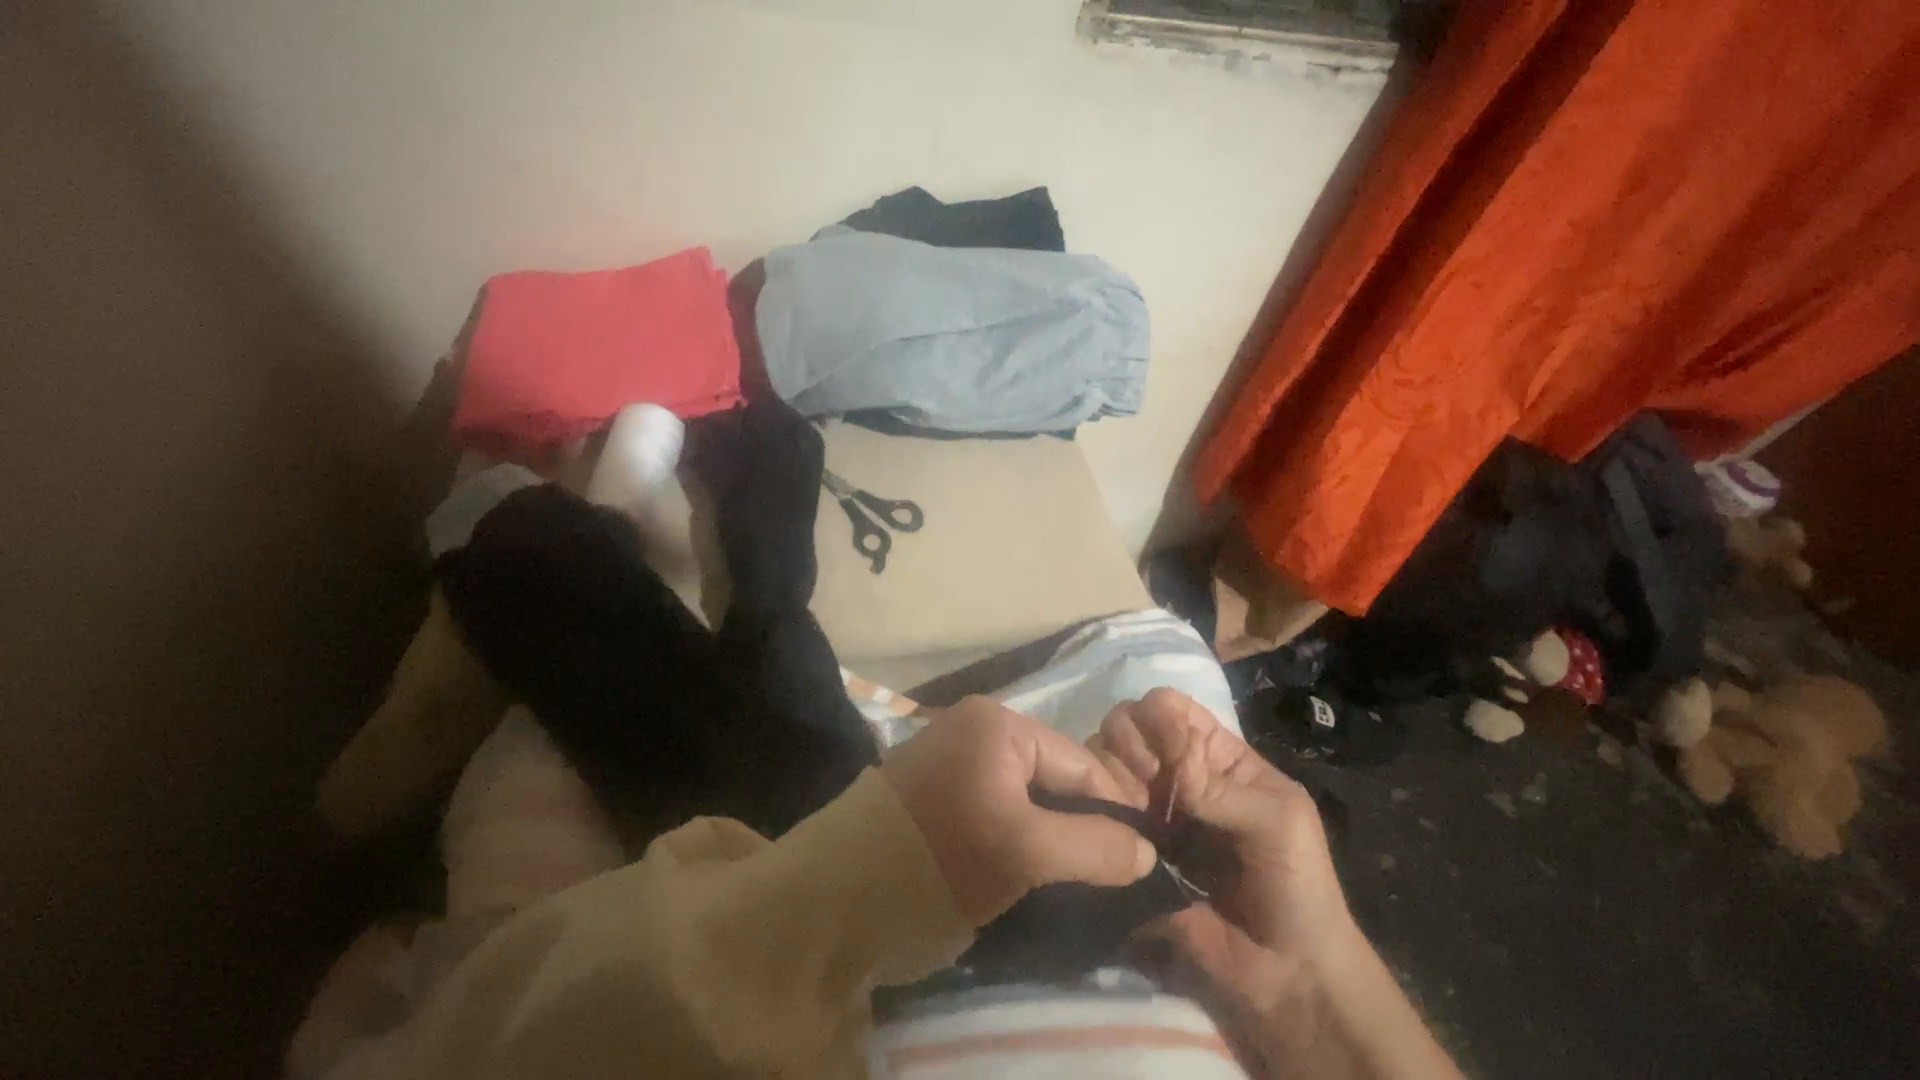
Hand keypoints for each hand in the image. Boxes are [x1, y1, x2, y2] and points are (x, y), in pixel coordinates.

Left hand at [881, 696, 1156, 925]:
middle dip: (1079, 826)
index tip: (1143, 863)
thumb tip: (1149, 851)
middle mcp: (971, 729)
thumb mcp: (1023, 855)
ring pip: (1023, 800)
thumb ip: (1093, 847)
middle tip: (1105, 880)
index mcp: (996, 724)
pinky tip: (1020, 875)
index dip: (1116, 814)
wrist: (824, 906)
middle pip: (1052, 779)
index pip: (1082, 764)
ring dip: (1046, 838)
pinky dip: (1013, 841)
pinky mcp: (928, 797)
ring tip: (1066, 883)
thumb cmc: (933, 865)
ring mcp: (945, 762)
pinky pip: (992, 811)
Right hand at [1091, 689, 1356, 1008]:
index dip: (1157, 717)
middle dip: (1126, 745)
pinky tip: (1112, 834)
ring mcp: (1141, 814)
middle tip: (1147, 785)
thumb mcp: (1279, 821)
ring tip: (1131, 814)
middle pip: (1123, 726)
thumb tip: (1168, 760)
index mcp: (1215, 757)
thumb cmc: (1297, 886)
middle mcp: (1170, 776)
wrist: (1285, 974)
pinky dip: (1095, 814)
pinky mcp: (1121, 853)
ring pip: (1098, 764)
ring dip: (1108, 777)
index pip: (1168, 707)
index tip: (1165, 755)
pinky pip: (1093, 818)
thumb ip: (1222, 786)